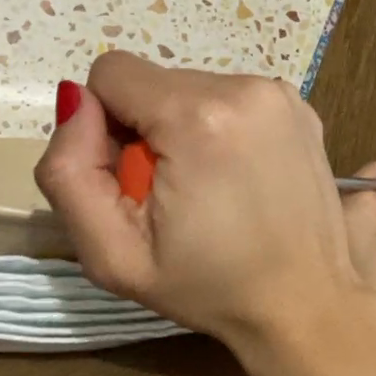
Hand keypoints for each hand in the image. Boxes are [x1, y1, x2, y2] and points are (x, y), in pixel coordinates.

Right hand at [35, 52, 375, 365]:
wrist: (305, 302)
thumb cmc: (209, 286)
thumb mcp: (113, 255)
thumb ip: (70, 172)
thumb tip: (77, 102)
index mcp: (199, 117)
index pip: (110, 74)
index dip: (104, 128)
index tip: (132, 180)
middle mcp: (246, 88)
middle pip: (155, 83)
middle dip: (149, 131)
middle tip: (174, 196)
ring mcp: (281, 95)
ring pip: (192, 90)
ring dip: (186, 132)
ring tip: (210, 192)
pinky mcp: (300, 107)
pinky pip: (231, 100)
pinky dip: (221, 131)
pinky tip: (238, 181)